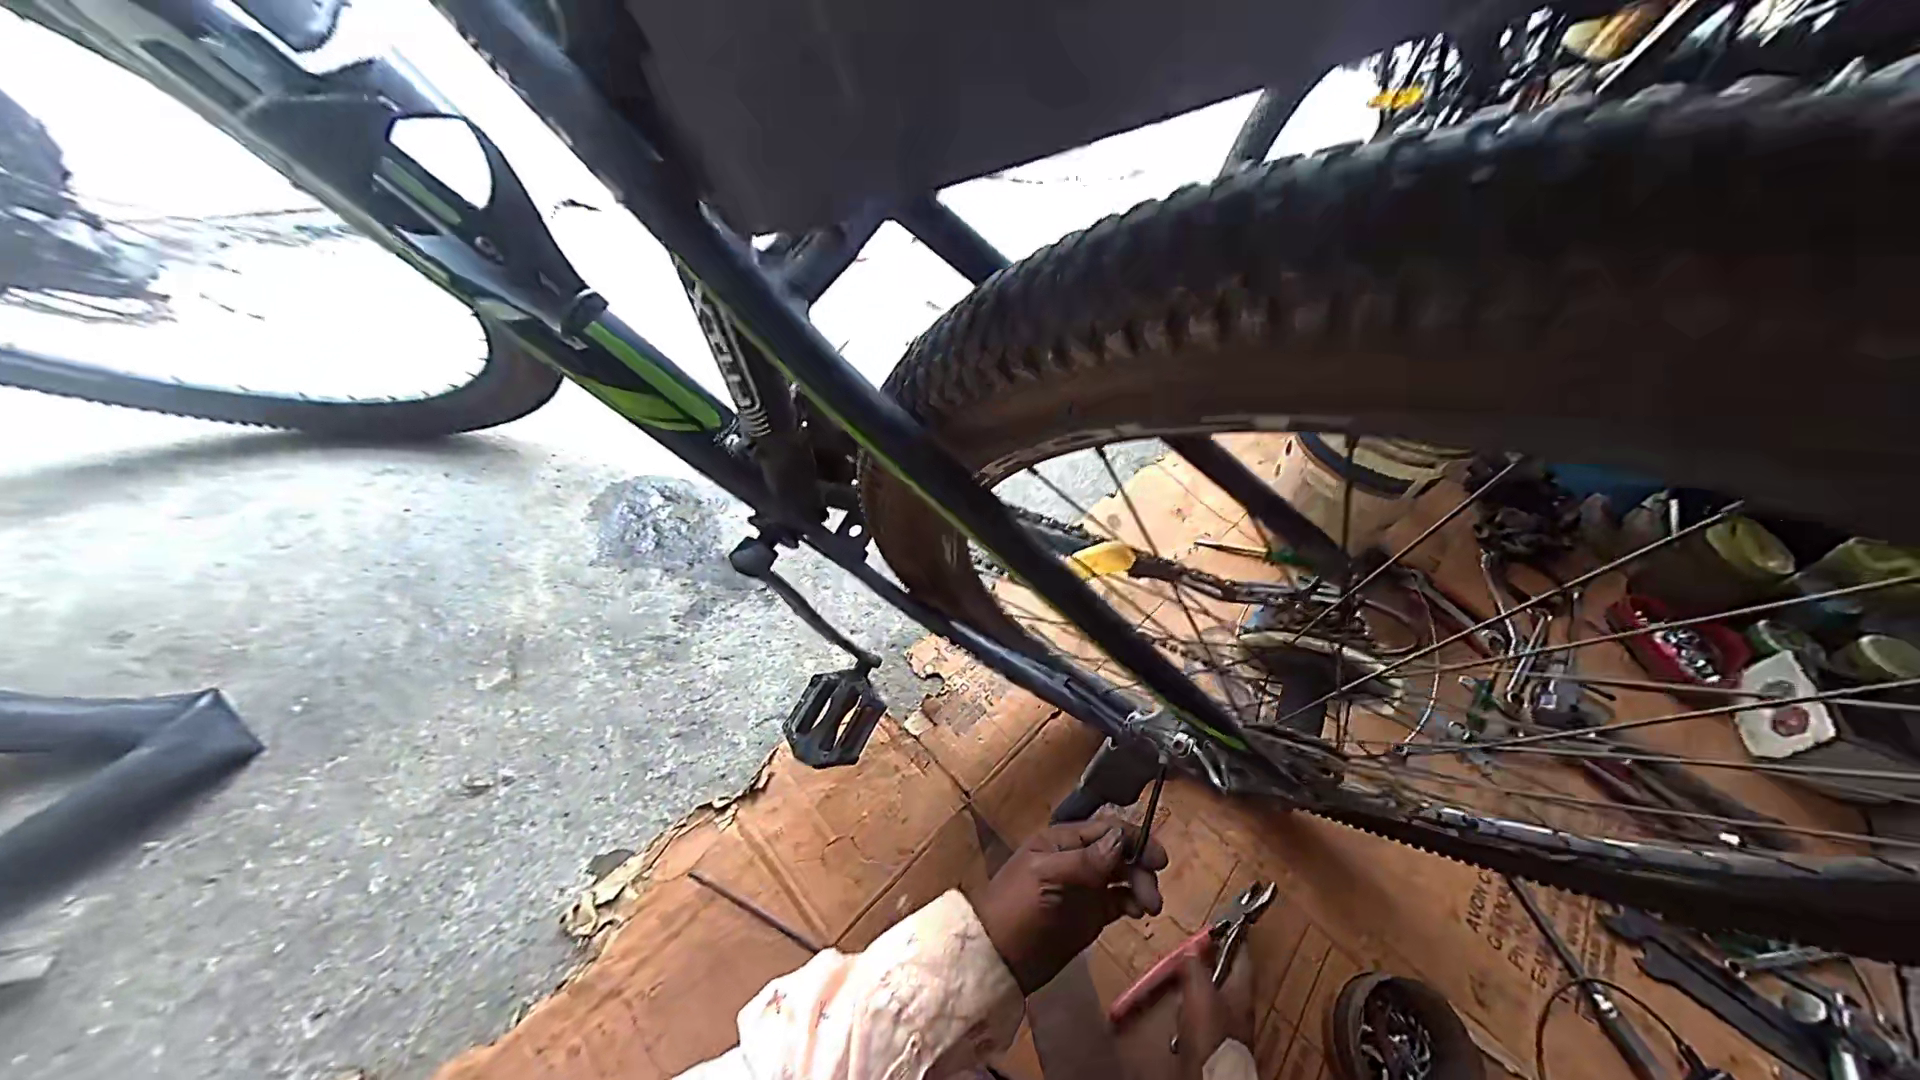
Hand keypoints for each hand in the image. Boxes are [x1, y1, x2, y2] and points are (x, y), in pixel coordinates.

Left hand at [976, 818, 1168, 993]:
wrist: (1000, 957)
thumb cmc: (1016, 907)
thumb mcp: (1046, 877)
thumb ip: (1084, 860)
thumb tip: (1120, 840)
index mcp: (1062, 840)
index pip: (1105, 829)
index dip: (1134, 839)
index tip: (1158, 859)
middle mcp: (1077, 857)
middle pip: (1119, 852)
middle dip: (1141, 866)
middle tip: (1153, 895)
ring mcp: (1085, 885)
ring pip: (1123, 874)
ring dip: (1141, 884)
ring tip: (1149, 907)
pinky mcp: (1090, 912)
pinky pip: (1119, 898)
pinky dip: (1132, 901)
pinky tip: (1136, 912)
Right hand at [1175, 947, 1255, 1079]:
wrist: (1210, 1078)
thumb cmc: (1209, 1032)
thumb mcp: (1199, 991)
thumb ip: (1196, 966)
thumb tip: (1192, 949)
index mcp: (1241, 990)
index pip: (1242, 954)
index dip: (1233, 936)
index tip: (1223, 920)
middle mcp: (1239, 1004)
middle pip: (1227, 972)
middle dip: (1211, 957)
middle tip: (1193, 943)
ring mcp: (1229, 1022)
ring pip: (1214, 990)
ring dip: (1199, 979)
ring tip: (1181, 969)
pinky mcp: (1215, 1037)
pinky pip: (1204, 1008)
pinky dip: (1192, 1000)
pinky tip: (1180, 1002)